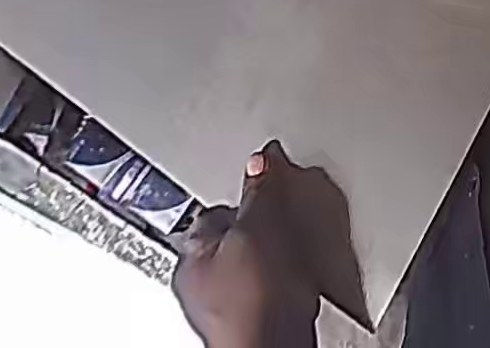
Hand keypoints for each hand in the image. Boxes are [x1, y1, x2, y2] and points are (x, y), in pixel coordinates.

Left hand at [172, 141, 330, 347]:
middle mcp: (202, 281)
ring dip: (275, 238)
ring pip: (255, 249)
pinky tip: (297, 260)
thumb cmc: (255, 297)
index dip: (246, 189)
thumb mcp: (258, 225)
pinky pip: (270, 269)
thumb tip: (261, 159)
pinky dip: (283, 260)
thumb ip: (260, 190)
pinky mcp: (256, 307)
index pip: (218, 206)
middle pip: (236, 227)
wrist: (277, 342)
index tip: (267, 174)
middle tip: (282, 205)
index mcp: (192, 257)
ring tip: (293, 234)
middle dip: (261, 214)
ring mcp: (228, 298)